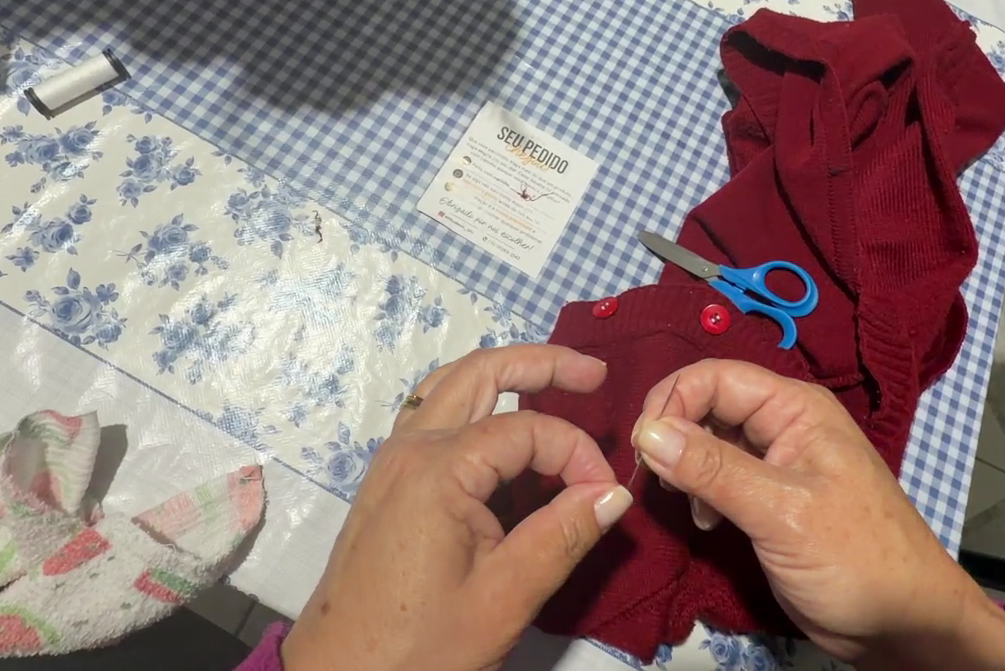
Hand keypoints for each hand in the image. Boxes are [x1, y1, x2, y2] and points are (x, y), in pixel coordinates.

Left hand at [283, 345, 633, 670]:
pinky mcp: (389, 475)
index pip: (528, 429)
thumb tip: (615, 492)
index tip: (605, 495)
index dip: (576, 452)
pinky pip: (436, 410)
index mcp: (439, 467)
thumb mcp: (504, 599)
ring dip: (505, 373)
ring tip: (554, 383)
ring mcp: (394, 455)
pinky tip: (502, 426)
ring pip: (454, 383)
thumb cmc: (419, 648)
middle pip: (482, 371)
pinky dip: (477, 401)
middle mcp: (412, 444)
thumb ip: (563, 535)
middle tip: (594, 375)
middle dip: (543, 363)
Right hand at [631, 360, 1004, 670]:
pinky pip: (721, 474)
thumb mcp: (781, 512)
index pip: (716, 378)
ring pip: (710, 439)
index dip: (673, 400)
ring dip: (686, 465)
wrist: (909, 630)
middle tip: (654, 475)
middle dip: (676, 433)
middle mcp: (782, 423)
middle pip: (709, 403)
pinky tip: (704, 521)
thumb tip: (647, 433)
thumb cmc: (856, 559)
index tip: (642, 444)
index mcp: (793, 407)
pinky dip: (702, 491)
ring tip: (682, 500)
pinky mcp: (769, 496)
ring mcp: (776, 460)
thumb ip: (713, 469)